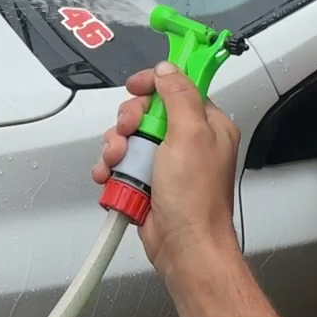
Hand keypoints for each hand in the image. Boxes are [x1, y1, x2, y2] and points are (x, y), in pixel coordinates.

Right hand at [91, 61, 241, 281]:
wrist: (183, 247)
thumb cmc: (195, 198)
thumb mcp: (190, 134)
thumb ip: (178, 95)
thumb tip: (167, 68)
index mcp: (207, 124)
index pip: (177, 86)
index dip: (153, 83)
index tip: (136, 87)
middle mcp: (187, 140)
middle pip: (145, 109)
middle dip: (128, 120)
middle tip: (129, 133)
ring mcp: (164, 160)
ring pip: (128, 135)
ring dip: (115, 146)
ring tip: (118, 161)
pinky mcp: (145, 179)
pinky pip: (119, 161)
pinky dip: (110, 166)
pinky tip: (109, 175)